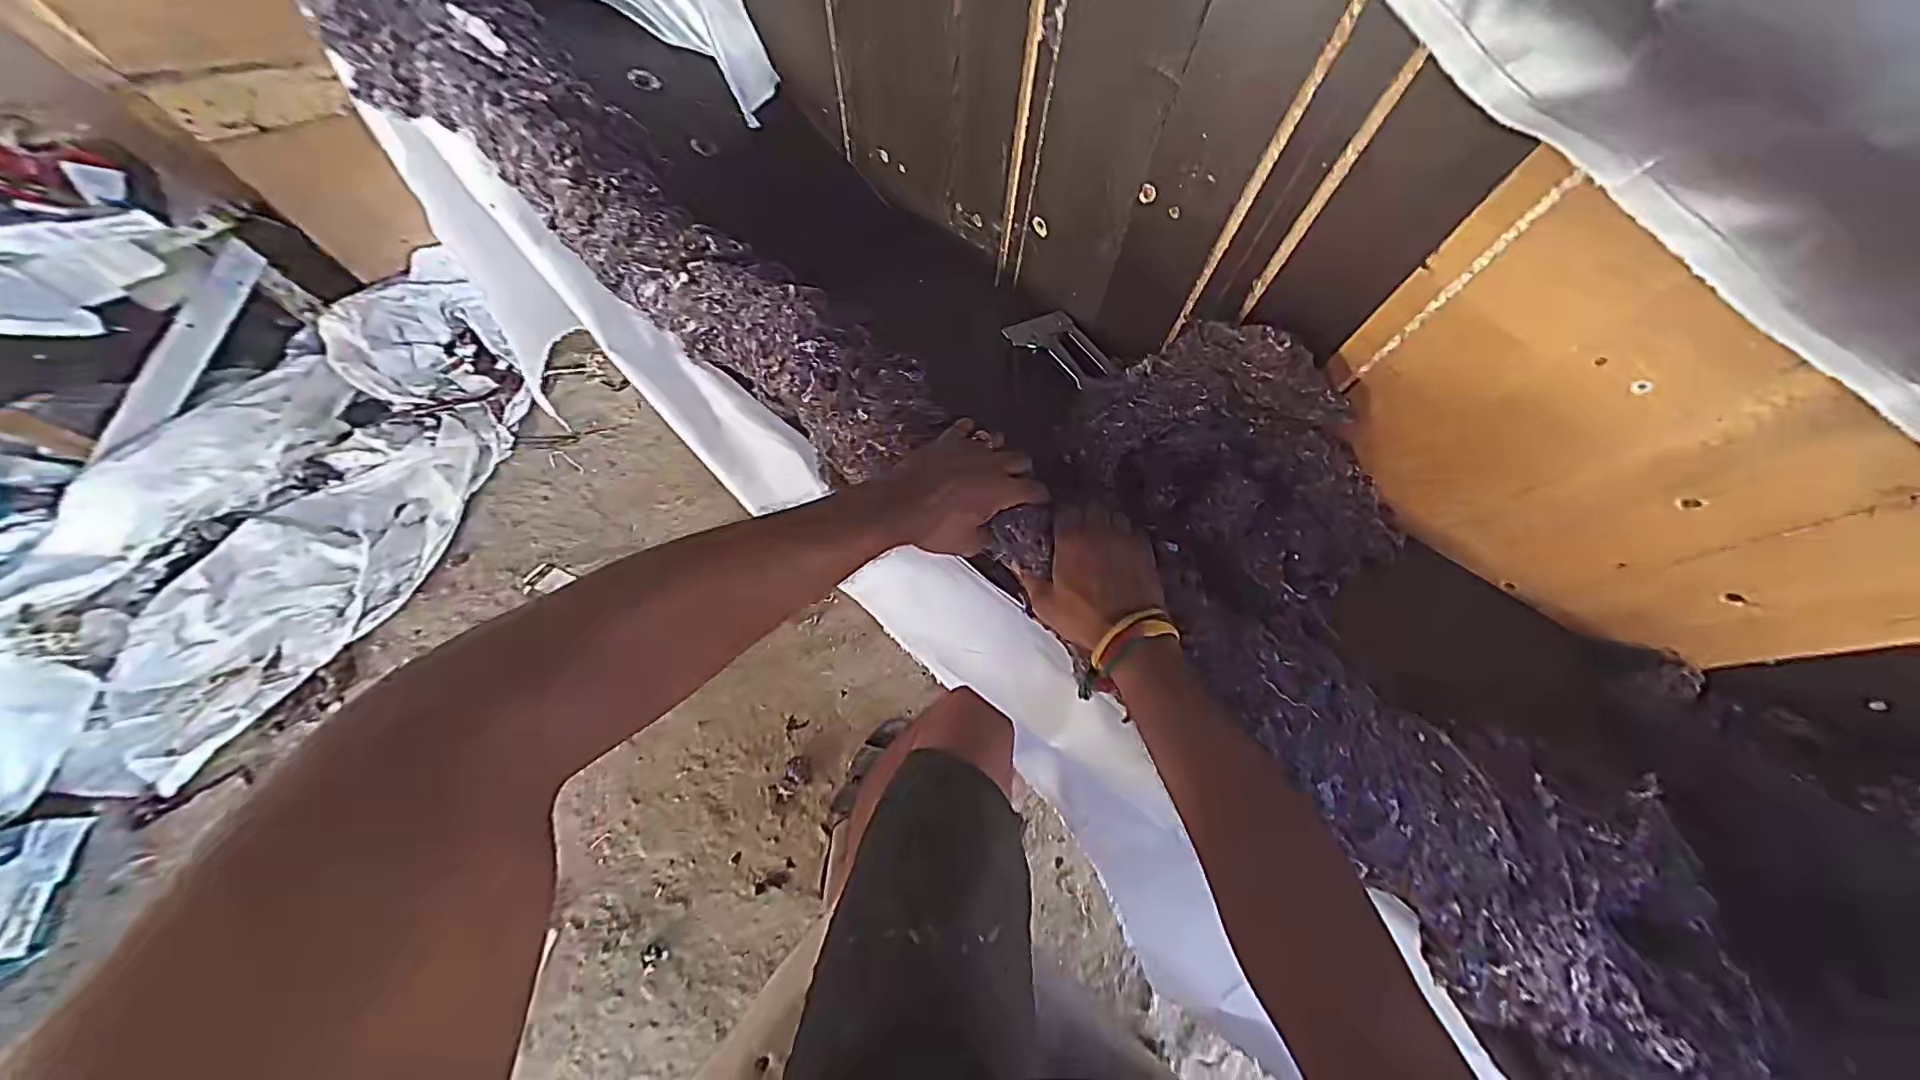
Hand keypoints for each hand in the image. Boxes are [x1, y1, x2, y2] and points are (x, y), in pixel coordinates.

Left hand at [870, 420, 1048, 554]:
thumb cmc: (931, 526)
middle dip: (1023, 470)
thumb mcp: (966, 543)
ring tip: (995, 460)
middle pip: (1021, 459)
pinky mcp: (947, 440)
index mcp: (1001, 490)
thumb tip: (987, 533)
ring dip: (999, 450)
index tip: (1039, 499)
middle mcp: (990, 465)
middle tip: (1018, 481)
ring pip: (997, 440)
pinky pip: (966, 427)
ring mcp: (968, 448)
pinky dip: (970, 432)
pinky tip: (968, 438)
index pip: (1034, 489)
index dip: (1040, 495)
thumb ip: (985, 536)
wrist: (897, 507)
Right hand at [1018, 506, 1165, 651]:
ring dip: (1106, 521)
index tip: (1058, 527)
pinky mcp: (1144, 549)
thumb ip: (1031, 580)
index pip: (1064, 510)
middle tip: (1079, 531)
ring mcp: (1124, 537)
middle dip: (1084, 514)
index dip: (1061, 517)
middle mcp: (1098, 531)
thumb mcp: (1046, 605)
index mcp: (1070, 539)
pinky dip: (1126, 535)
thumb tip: (1022, 568)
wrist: (1129, 631)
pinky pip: (1133, 531)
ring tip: (1101, 536)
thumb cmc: (1084, 618)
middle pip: (1090, 506)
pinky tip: (1121, 548)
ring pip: (1114, 515)